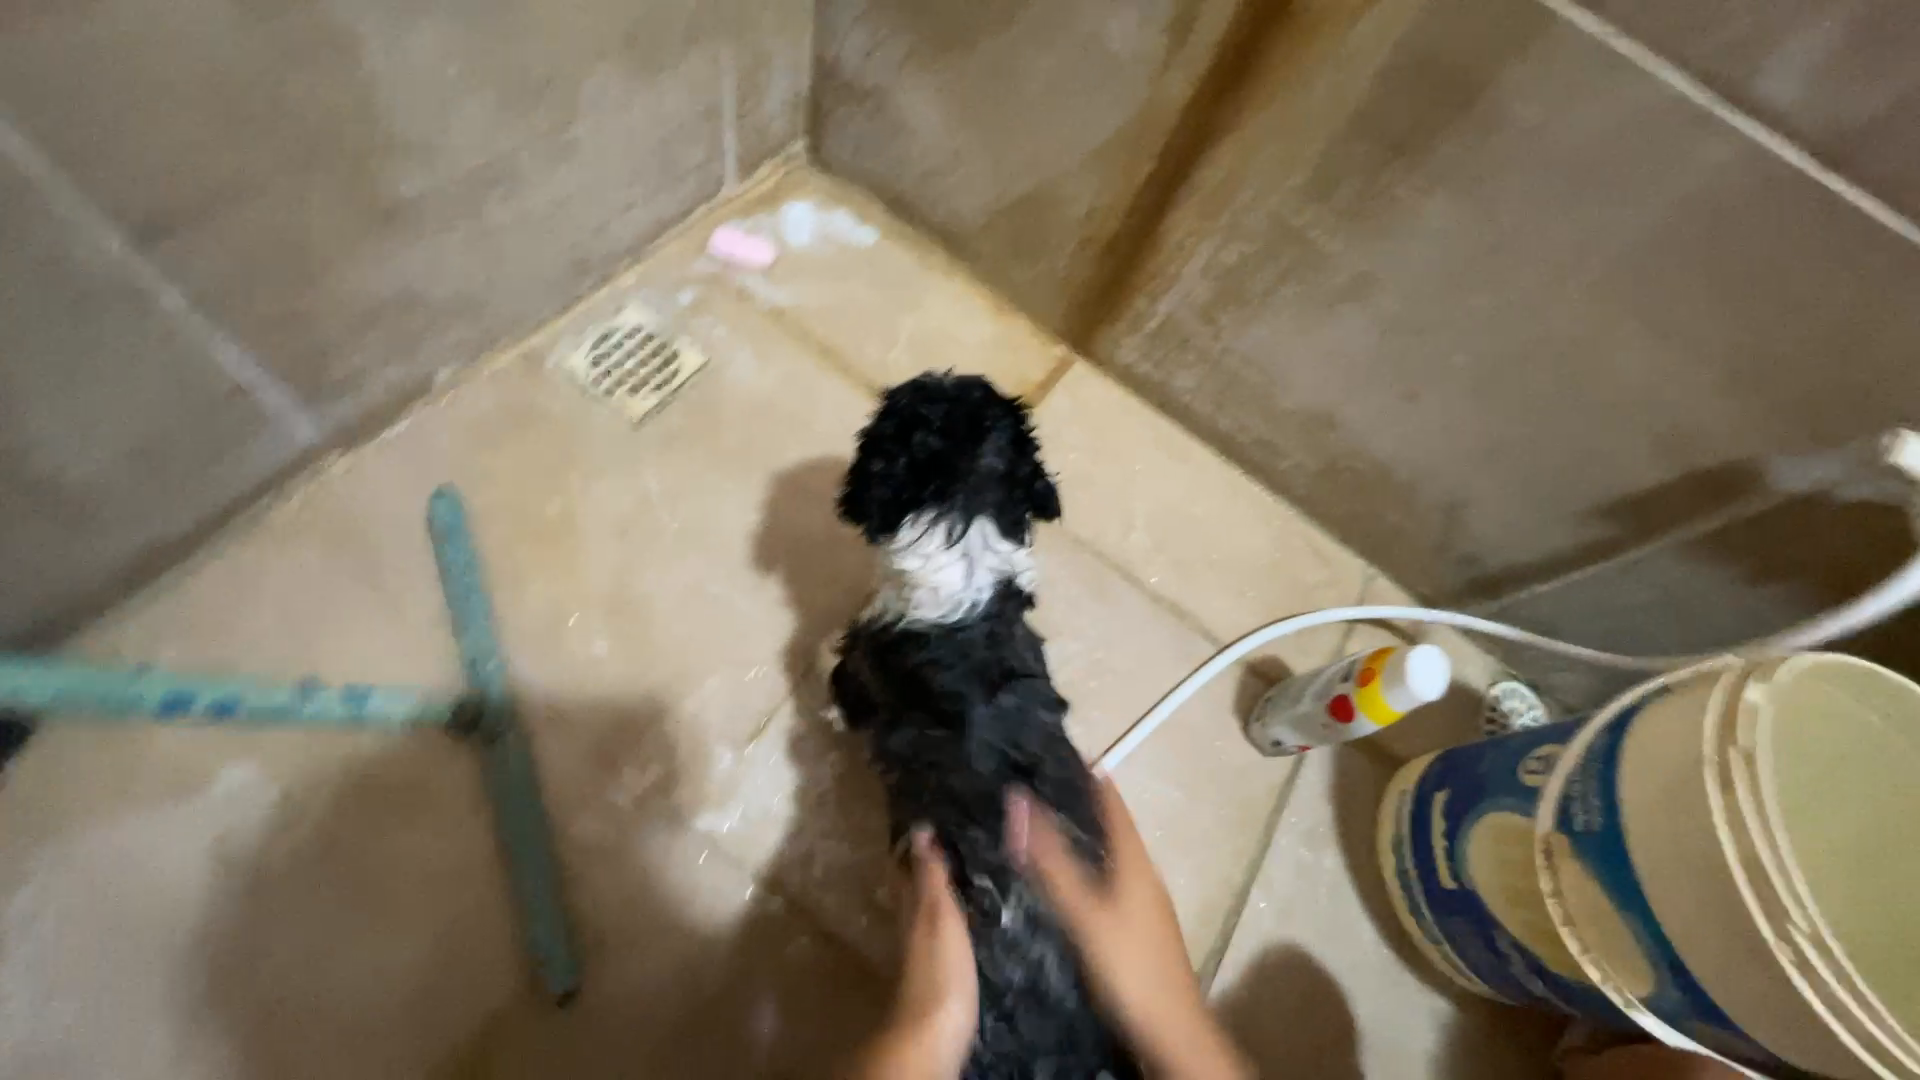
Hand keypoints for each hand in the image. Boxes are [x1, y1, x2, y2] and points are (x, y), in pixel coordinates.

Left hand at [847, 827, 977, 1079]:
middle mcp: (910, 921)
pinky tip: (964, 917)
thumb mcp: (937, 913)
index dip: (915, 844)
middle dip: (927, 863)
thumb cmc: (939, 968)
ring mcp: (921, 948)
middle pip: (913, 885)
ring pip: (925, 907)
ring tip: (963, 872)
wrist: (933, 1033)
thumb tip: (919, 830)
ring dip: (939, 888)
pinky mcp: (936, 970)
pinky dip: (948, 915)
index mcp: (911, 904)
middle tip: (951, 841)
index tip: (932, 820)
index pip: (906, 865)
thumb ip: (929, 875)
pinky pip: (939, 929)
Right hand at [1008, 775, 1251, 1079]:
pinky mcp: (1136, 925)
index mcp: (1134, 858)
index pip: (1110, 798)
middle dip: (1078, 799)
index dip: (1086, 772)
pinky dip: (1084, 863)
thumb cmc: (1129, 964)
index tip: (1055, 749)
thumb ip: (1050, 858)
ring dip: (1081, 832)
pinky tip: (1063, 878)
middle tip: (1037, 781)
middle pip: (1109, 822)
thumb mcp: (1083, 910)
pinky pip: (1107, 876)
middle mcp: (1141, 870)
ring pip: (1108, 851)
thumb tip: (1017, 800)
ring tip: (1042, 820)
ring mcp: (1142, 899)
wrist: (1172, 1032)